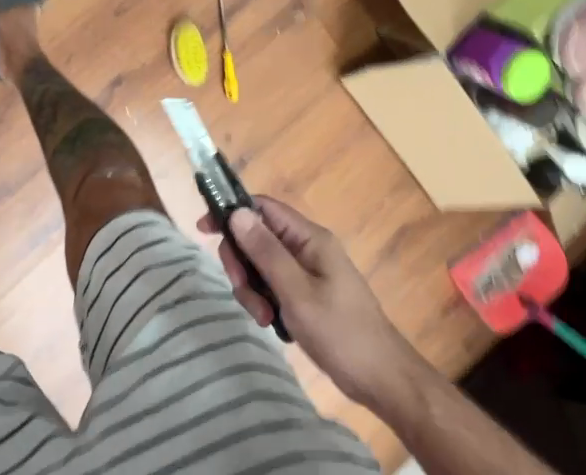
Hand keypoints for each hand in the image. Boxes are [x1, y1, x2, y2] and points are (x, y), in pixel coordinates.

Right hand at [199, 197, 419, 407]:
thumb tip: (237, 213)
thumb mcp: (296, 292)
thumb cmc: (341, 332)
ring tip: (265, 318)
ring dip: (253, 289)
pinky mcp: (307, 294)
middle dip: (242, 264)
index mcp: (310, 238)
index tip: (204, 230)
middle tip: (244, 293)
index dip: (233, 213)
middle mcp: (307, 248)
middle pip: (258, 238)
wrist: (381, 377)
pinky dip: (266, 301)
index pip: (263, 208)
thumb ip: (266, 252)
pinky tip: (272, 323)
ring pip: (262, 265)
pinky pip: (273, 286)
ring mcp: (308, 272)